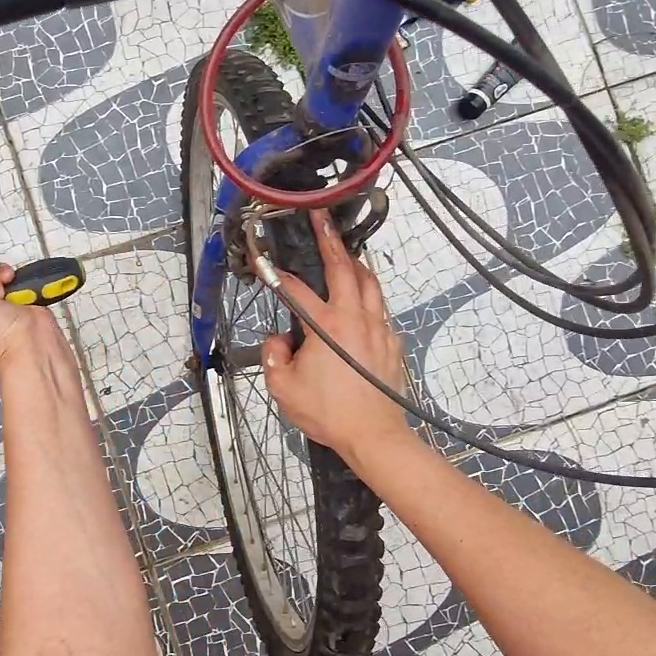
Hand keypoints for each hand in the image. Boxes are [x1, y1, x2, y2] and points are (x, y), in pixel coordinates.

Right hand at [261, 212, 411, 458]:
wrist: (373, 435)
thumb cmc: (327, 412)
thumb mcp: (284, 388)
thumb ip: (274, 356)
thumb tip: (280, 340)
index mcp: (326, 326)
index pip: (297, 290)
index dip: (276, 275)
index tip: (264, 263)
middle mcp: (355, 318)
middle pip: (345, 269)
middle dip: (331, 241)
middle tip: (323, 220)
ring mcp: (378, 328)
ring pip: (371, 284)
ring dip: (356, 265)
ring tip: (347, 254)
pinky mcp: (392, 343)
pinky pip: (381, 310)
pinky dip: (370, 298)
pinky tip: (362, 304)